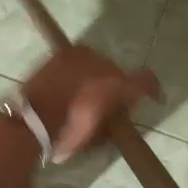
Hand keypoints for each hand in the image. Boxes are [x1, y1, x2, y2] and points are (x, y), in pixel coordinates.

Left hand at [19, 46, 159, 162]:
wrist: (32, 120)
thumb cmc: (68, 131)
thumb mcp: (99, 133)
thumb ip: (116, 117)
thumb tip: (124, 110)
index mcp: (116, 83)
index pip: (146, 80)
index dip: (153, 89)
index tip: (155, 97)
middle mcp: (102, 63)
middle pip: (118, 72)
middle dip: (118, 84)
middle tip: (113, 101)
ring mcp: (80, 55)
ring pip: (99, 63)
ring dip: (99, 75)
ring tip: (91, 92)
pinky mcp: (61, 54)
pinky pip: (79, 60)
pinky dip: (81, 70)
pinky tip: (75, 84)